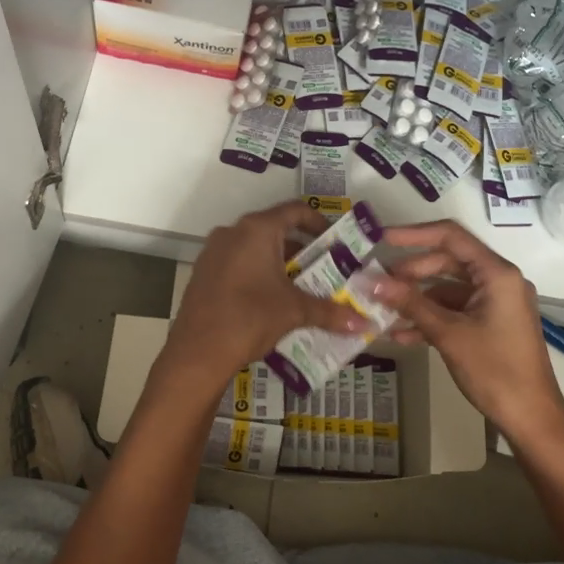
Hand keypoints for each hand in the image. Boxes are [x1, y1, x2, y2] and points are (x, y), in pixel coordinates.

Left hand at [154, 201, 370, 402]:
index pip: (295, 211)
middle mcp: (232, 232)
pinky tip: (270, 302)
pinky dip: (257, 275)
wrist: (197, 353)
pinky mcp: (203, 273)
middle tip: (324, 271)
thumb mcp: (295, 311)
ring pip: (255, 249)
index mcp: (257, 230)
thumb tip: (366, 324)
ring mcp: (213, 252)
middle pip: (274, 230)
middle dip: (301, 250)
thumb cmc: (250, 318)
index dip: (319, 223)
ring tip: (301, 289)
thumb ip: (331, 312)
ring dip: (279, 264)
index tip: (335, 242)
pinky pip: (237, 264)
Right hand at [370, 220, 563, 445]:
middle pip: (448, 261)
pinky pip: (456, 310)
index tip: (382, 239)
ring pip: (449, 288)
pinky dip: (431, 318)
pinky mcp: (491, 324)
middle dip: (411, 271)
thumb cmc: (495, 371)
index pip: (451, 237)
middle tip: (378, 281)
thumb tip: (373, 281)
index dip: (414, 234)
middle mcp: (499, 281)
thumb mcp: (448, 334)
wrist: (532, 419)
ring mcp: (496, 304)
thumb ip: (411, 304)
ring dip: (417, 297)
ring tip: (383, 307)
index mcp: (497, 274)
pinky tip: (400, 334)